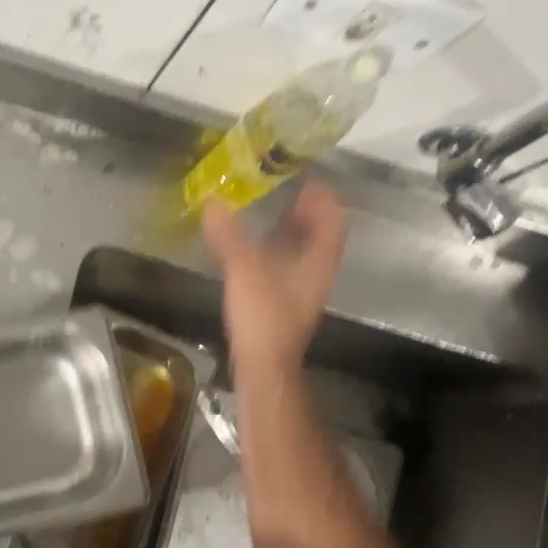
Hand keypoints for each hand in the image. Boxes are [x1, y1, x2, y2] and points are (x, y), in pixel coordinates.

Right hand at [202, 183, 348, 375]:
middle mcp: (317, 275)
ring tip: (270, 216)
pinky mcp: (286, 306)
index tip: (308, 180)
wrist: (264, 366)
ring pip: (305, 254)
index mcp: (318, 262)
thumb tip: (213, 202)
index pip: (334, 221)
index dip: (324, 199)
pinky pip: (288, 269)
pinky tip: (255, 252)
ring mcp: (303, 292)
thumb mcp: (244, 271)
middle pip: (321, 236)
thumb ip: (229, 237)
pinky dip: (277, 253)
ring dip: (292, 234)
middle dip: (307, 214)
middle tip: (287, 194)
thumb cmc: (264, 316)